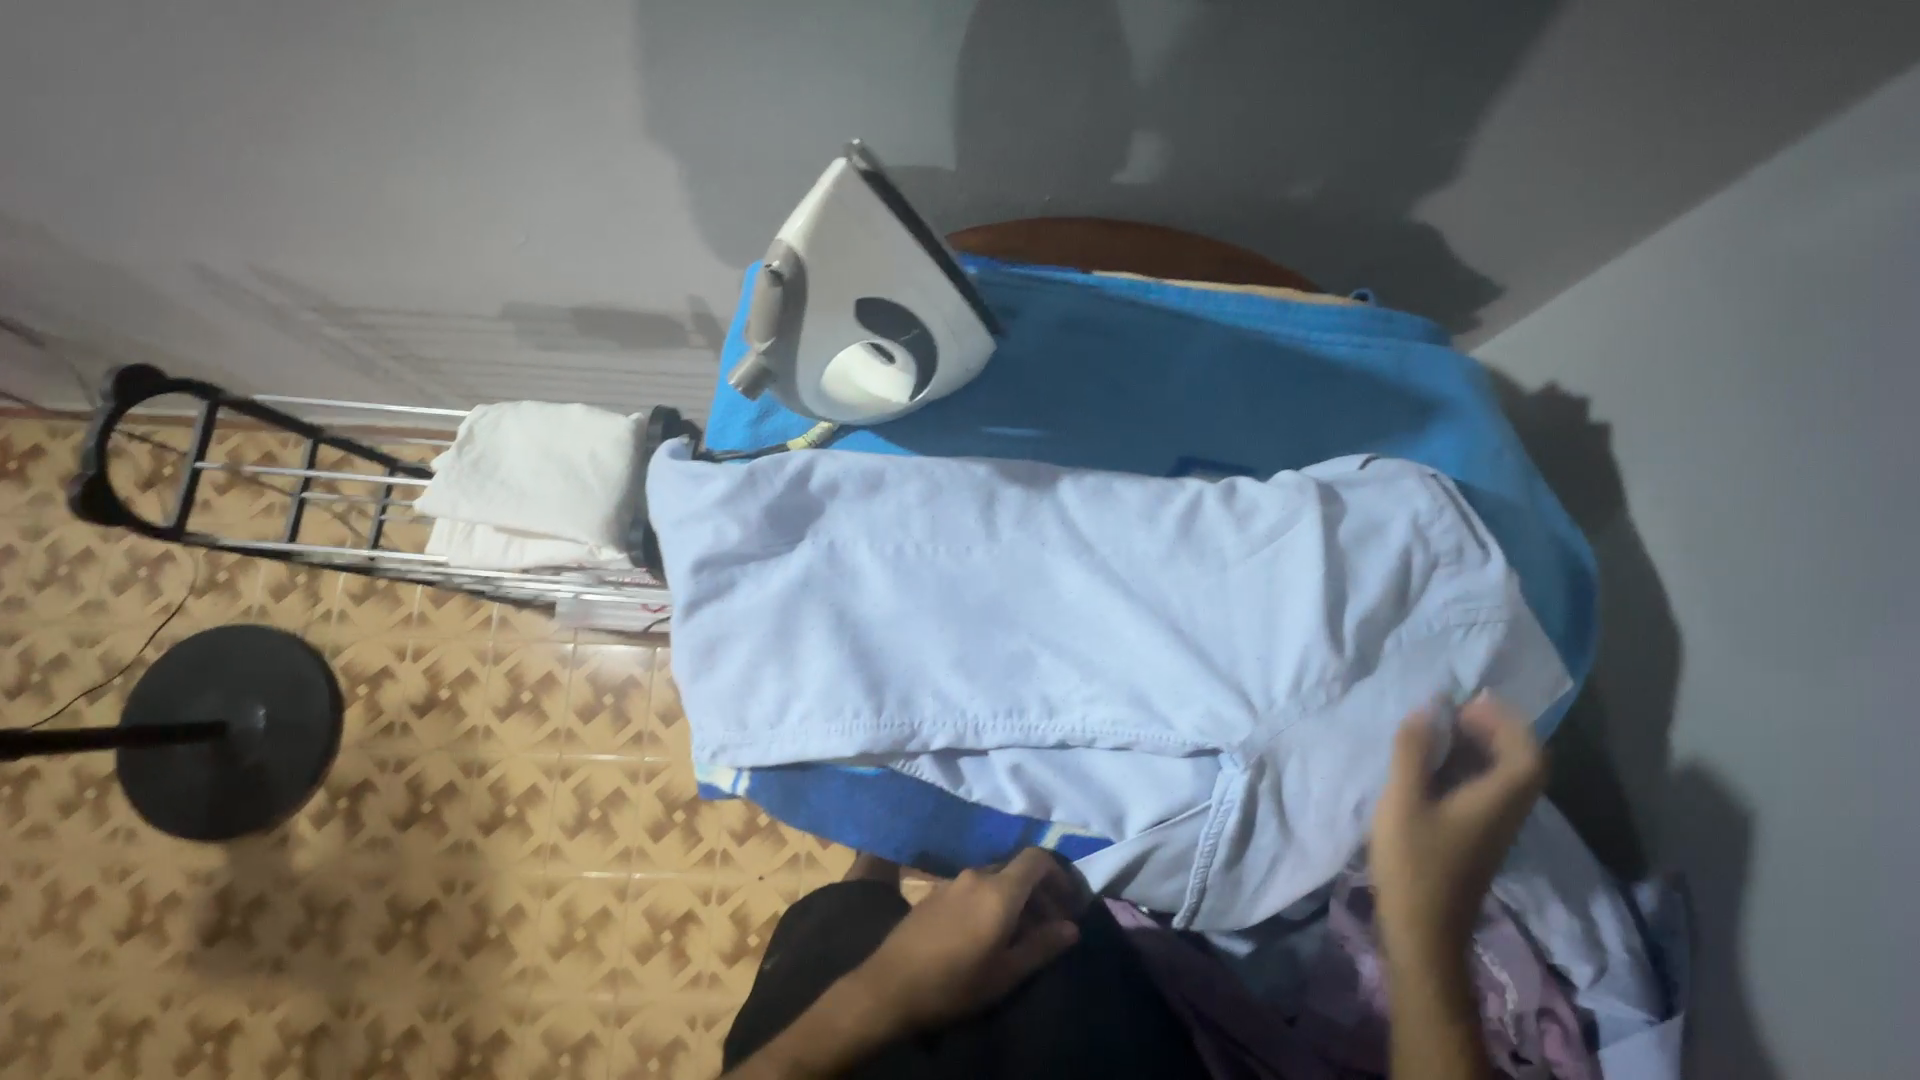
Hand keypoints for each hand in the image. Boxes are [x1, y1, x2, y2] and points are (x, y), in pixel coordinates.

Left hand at [844, 848, 1083, 1034]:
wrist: (889, 987)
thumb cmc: (955, 983)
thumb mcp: (1006, 973)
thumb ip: (1042, 946)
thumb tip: (1072, 927)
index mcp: (998, 890)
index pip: (1036, 858)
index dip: (1058, 873)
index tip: (1069, 902)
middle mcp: (976, 876)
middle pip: (1016, 869)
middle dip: (1038, 892)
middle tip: (1050, 925)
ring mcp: (951, 883)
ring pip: (994, 879)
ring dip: (1013, 899)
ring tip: (1019, 934)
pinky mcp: (934, 894)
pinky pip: (972, 888)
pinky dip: (989, 902)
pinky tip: (985, 933)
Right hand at [1369, 693, 1545, 958]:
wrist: (1422, 929)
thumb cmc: (1414, 862)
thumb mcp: (1403, 801)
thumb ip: (1413, 753)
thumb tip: (1426, 710)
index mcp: (1497, 800)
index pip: (1528, 753)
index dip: (1508, 721)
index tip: (1471, 701)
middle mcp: (1506, 812)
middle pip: (1521, 764)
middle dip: (1496, 731)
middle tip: (1455, 712)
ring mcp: (1494, 829)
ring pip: (1504, 778)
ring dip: (1481, 749)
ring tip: (1440, 732)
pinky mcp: (1478, 839)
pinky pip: (1487, 792)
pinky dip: (1469, 769)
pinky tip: (1432, 768)